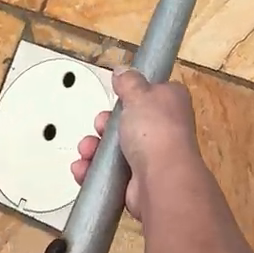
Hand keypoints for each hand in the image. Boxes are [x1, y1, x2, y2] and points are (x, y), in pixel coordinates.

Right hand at [70, 70, 199, 220]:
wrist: (161, 180)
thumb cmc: (156, 130)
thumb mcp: (140, 94)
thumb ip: (129, 82)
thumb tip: (123, 71)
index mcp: (171, 103)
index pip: (150, 94)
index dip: (131, 96)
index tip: (117, 97)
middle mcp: (164, 129)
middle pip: (127, 122)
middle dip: (105, 124)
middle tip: (100, 124)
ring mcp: (151, 157)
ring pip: (114, 149)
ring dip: (95, 148)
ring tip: (87, 150)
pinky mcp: (137, 181)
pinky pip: (109, 173)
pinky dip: (93, 171)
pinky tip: (83, 168)